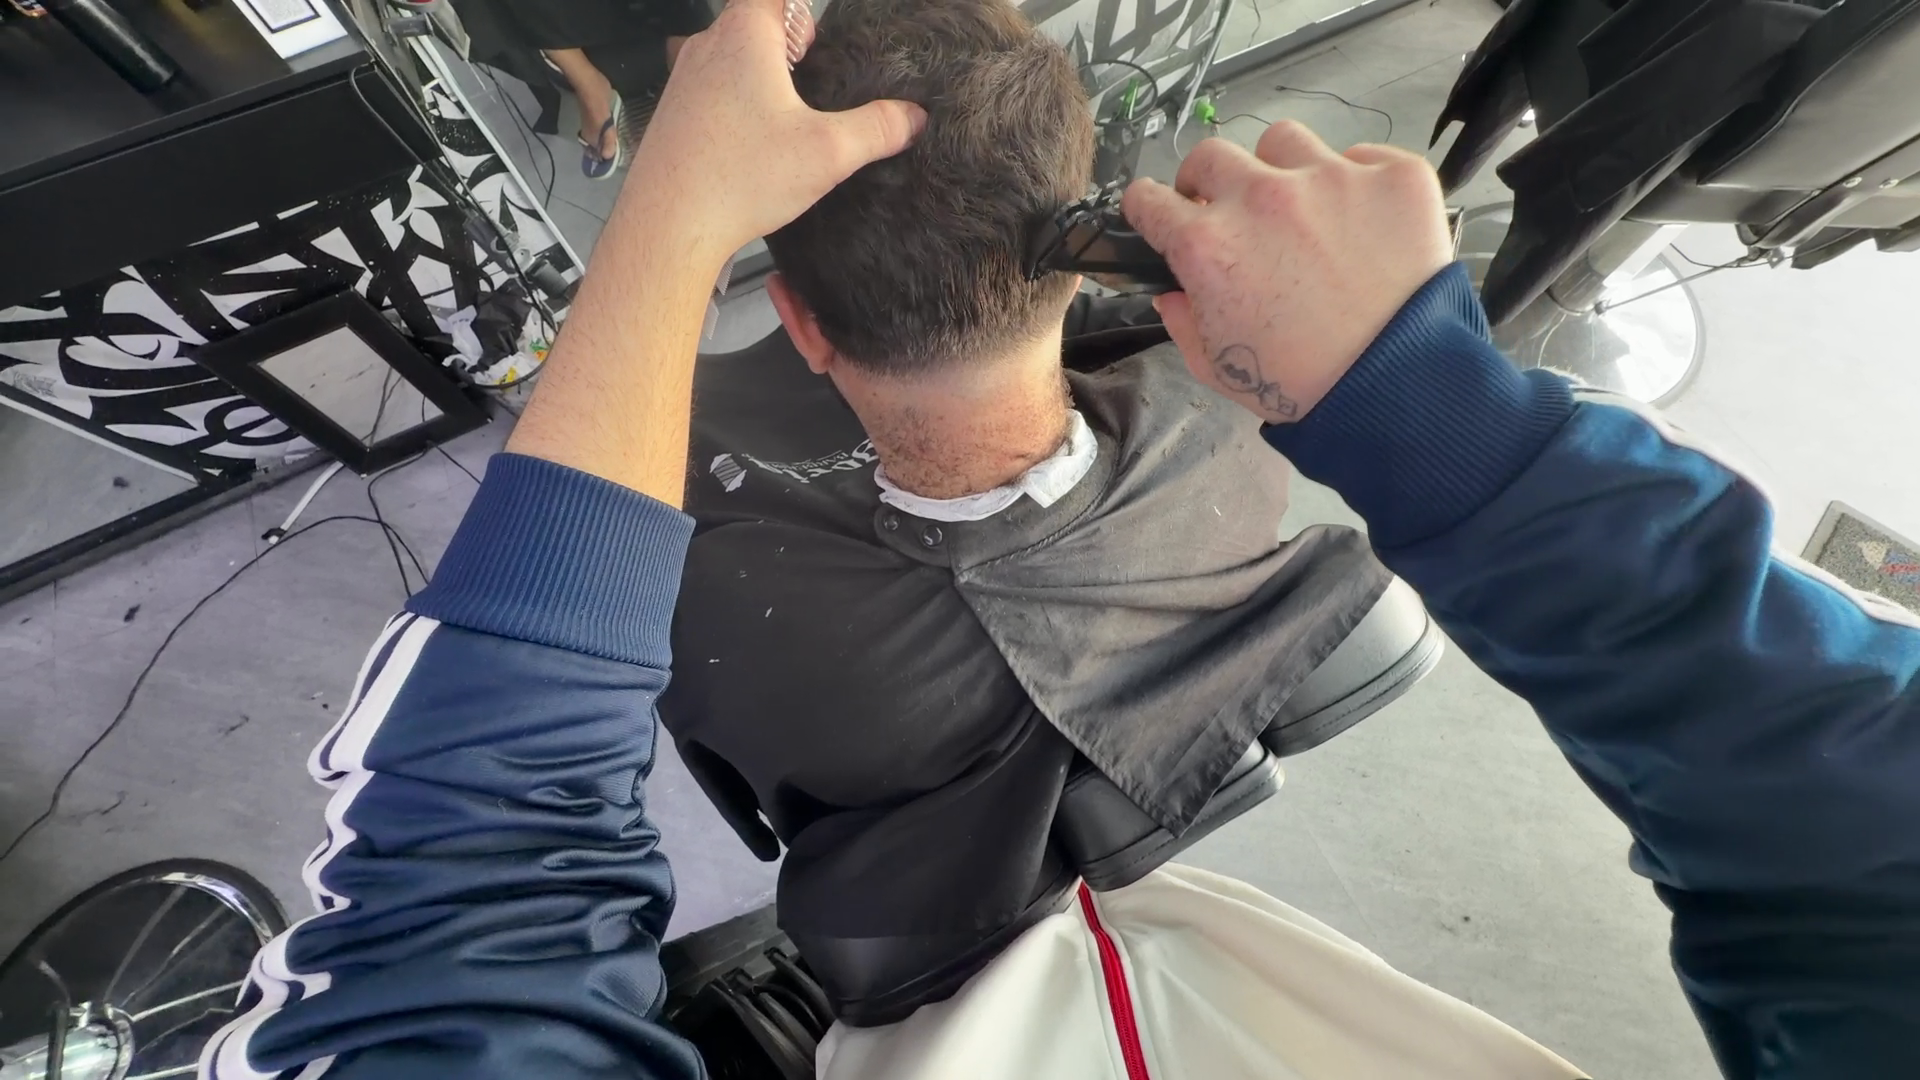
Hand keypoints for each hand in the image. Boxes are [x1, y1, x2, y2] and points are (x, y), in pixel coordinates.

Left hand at [624, 0, 926, 264]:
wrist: (672, 220)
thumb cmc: (744, 177)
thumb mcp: (827, 153)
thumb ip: (876, 130)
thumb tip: (914, 117)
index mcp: (748, 33)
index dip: (808, 16)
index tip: (825, 45)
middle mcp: (709, 43)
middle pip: (757, 23)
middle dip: (790, 46)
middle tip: (818, 84)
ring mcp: (685, 78)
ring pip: (732, 60)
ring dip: (762, 79)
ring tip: (788, 121)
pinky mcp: (674, 114)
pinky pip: (713, 93)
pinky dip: (737, 107)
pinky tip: (753, 149)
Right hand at [1121, 122, 1451, 422]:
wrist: (1391, 382)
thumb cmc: (1292, 384)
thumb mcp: (1213, 365)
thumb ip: (1181, 320)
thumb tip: (1173, 292)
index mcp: (1206, 247)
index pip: (1149, 201)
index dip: (1145, 208)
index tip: (1153, 212)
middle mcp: (1260, 197)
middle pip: (1209, 156)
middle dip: (1204, 181)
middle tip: (1221, 209)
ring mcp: (1329, 177)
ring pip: (1281, 142)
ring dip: (1275, 170)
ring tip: (1295, 207)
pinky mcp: (1391, 175)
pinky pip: (1357, 158)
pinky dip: (1347, 185)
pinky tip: (1357, 224)